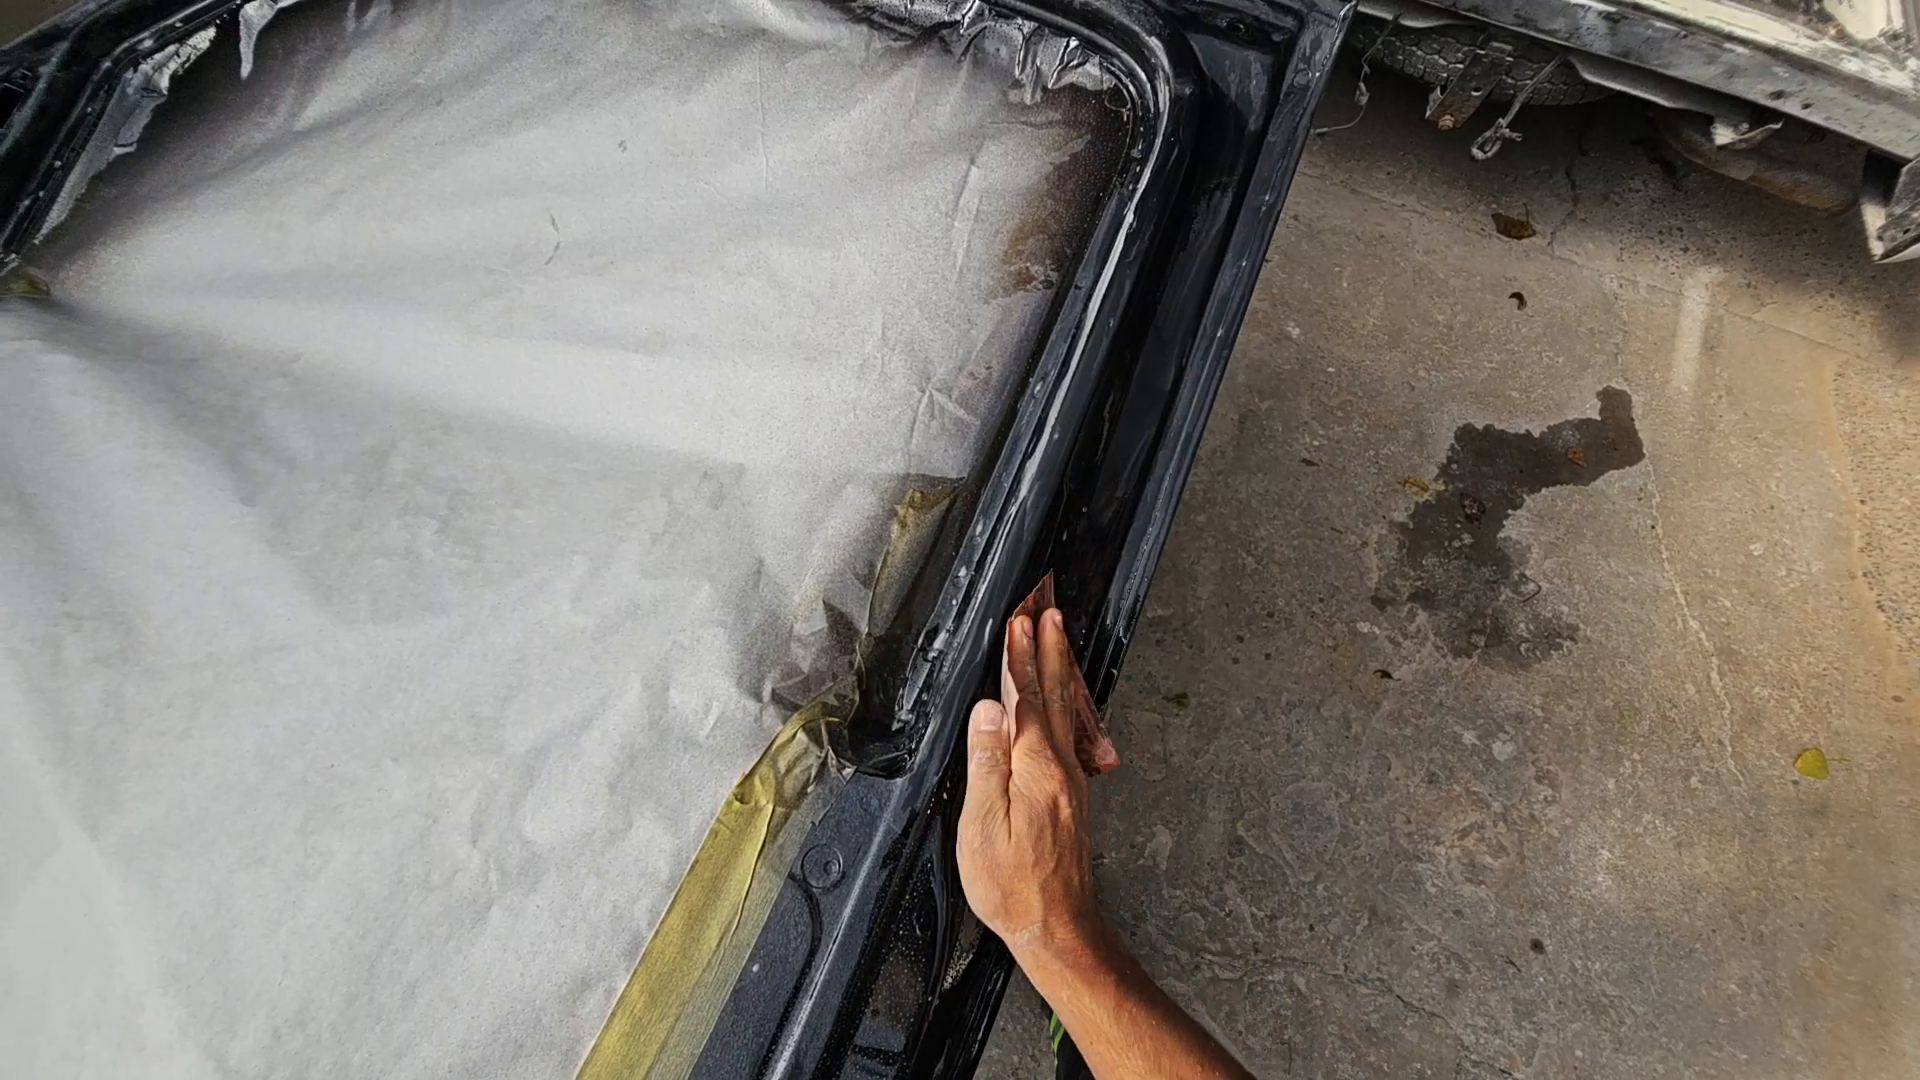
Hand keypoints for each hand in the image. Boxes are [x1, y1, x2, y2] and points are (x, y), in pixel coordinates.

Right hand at [956, 608, 1101, 961]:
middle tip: (1050, 612)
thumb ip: (987, 762)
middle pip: (1055, 693)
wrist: (1057, 924)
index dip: (1020, 658)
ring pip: (1066, 707)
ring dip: (1060, 667)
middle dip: (1049, 649)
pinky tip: (1063, 695)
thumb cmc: (1012, 883)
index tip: (1018, 623)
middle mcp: (1060, 765)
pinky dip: (1064, 698)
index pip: (1026, 698)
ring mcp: (1070, 777)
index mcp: (1036, 767)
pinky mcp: (1071, 790)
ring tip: (1059, 639)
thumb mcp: (985, 826)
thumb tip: (989, 708)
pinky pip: (1068, 727)